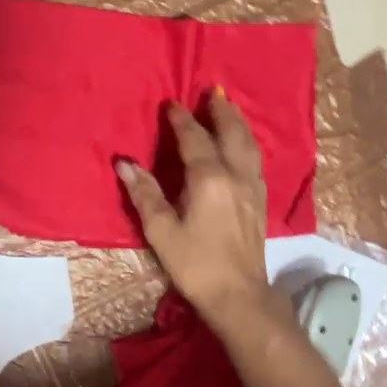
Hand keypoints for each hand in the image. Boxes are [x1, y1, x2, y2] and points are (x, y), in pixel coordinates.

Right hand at [117, 91, 277, 326]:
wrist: (237, 294)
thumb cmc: (194, 264)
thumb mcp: (161, 231)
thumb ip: (145, 195)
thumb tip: (125, 164)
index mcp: (209, 179)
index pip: (194, 140)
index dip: (181, 120)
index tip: (171, 105)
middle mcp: (236, 176)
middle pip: (231, 133)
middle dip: (220, 112)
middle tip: (211, 93)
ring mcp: (253, 188)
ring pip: (249, 145)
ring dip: (238, 124)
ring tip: (229, 110)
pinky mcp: (260, 203)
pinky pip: (256, 161)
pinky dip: (248, 145)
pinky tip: (243, 148)